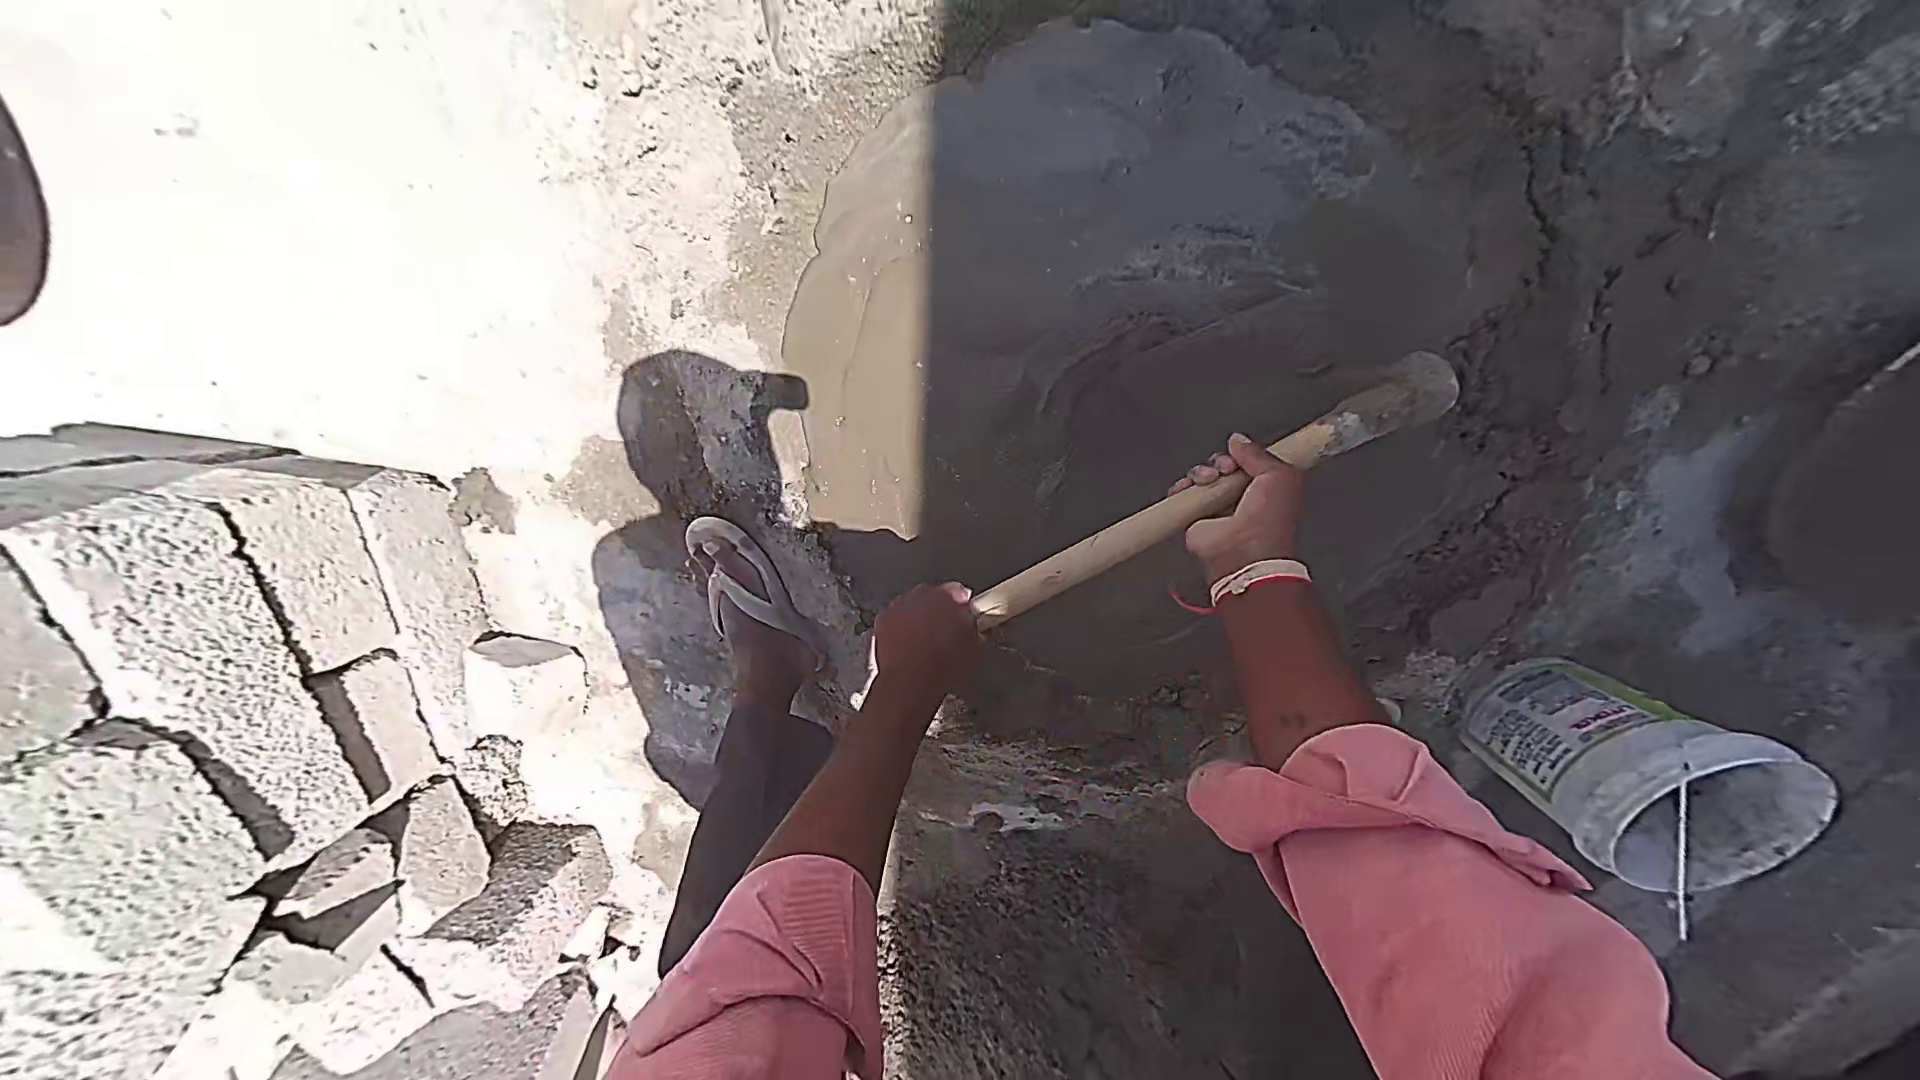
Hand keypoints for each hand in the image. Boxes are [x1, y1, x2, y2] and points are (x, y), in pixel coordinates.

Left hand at [871, 583, 981, 699]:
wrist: (912, 681)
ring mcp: (899, 606)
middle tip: (943, 630)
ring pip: (911, 605)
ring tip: (923, 640)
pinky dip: (900, 626)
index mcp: (947, 596)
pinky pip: (895, 618)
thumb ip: (973, 628)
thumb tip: (972, 628)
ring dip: (917, 616)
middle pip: (932, 595)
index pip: (958, 591)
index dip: (961, 604)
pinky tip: (907, 644)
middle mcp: (921, 595)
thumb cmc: (942, 665)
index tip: (963, 615)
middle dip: (937, 609)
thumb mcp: (973, 647)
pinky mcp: (883, 619)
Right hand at [1168, 433, 1304, 580]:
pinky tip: (1187, 487)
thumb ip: (1258, 453)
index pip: (1246, 460)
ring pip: (1201, 477)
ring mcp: (1216, 507)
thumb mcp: (1280, 475)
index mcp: (1265, 487)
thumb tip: (1237, 440)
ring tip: (1208, 481)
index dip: (1240, 453)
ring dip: (1201, 473)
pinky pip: (1182, 494)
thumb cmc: (1270, 521)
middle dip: (1219, 462)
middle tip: (1224, 470)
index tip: (1239, 456)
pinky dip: (1181, 488)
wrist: (1244, 551)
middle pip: (1221, 466)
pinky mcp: (1195, 517)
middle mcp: (1240, 497)